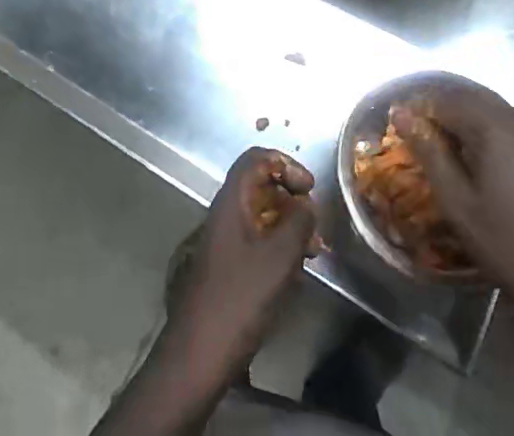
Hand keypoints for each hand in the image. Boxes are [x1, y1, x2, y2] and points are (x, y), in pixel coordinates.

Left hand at [164, 147, 322, 382]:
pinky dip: (278, 247)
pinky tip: (295, 271)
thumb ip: (298, 222)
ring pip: (261, 216)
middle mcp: (225, 215)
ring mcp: (224, 241)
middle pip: (259, 186)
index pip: (256, 159)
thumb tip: (306, 204)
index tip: (308, 188)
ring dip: (288, 225)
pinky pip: (257, 241)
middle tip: (314, 223)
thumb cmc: (240, 299)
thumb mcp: (279, 257)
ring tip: (312, 251)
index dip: (285, 164)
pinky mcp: (227, 266)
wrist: (198, 353)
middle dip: (291, 198)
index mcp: (231, 203)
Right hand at [394, 87, 513, 373]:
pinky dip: (487, 137)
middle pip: (472, 100)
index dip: (417, 110)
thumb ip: (429, 152)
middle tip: (416, 138)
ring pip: (493, 114)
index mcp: (495, 127)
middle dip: (440, 113)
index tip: (395, 130)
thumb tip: (402, 114)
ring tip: (441, 152)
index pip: (445, 99)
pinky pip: (512, 132)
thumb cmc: (511, 246)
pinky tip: (478, 166)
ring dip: (464, 124)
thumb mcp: (458, 203)